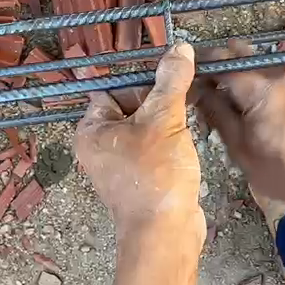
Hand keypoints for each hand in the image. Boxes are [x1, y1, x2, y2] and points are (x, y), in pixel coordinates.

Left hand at [74, 42, 203, 241]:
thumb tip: (179, 48)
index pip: (114, 87)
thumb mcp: (164, 120)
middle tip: (188, 90)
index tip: (170, 70)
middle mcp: (100, 145)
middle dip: (160, 98)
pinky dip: (172, 138)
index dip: (142, 78)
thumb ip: (172, 81)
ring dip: (170, 117)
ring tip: (193, 109)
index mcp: (92, 130)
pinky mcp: (141, 178)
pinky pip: (155, 147)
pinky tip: (192, 133)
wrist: (166, 236)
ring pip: (147, 126)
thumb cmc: (156, 176)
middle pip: (132, 104)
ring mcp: (121, 164)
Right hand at [192, 41, 284, 211]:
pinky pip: (269, 79)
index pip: (220, 61)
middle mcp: (276, 76)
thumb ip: (217, 115)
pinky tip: (248, 112)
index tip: (185, 80)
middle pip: (239, 56)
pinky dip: (254, 86)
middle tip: (204, 91)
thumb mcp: (241, 150)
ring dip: (236, 78)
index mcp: (259, 88)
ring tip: (224, 105)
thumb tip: (198, 91)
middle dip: (218, 67)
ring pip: (254, 68)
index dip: (199, 67)